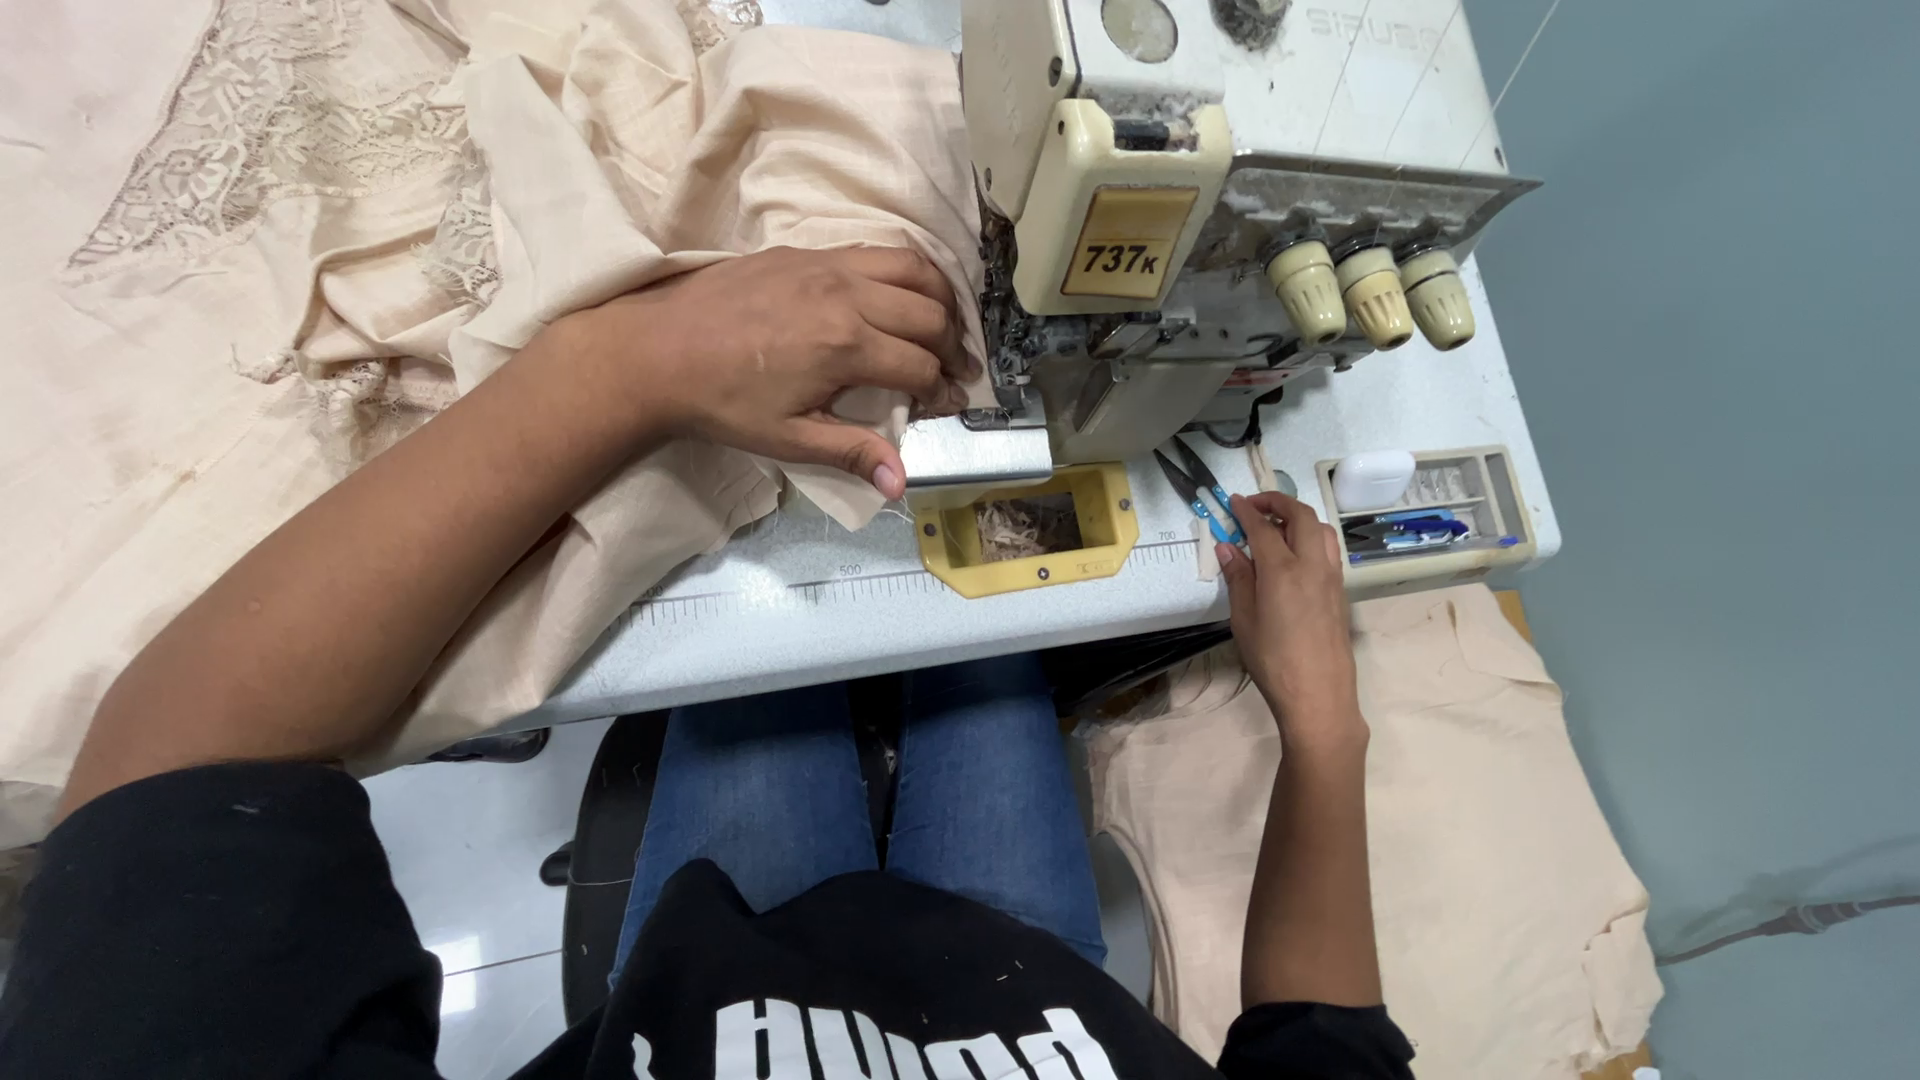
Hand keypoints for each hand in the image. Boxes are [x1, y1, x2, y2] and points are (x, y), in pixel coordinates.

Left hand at [570, 247, 975, 498]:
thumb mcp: (789, 438)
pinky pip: (878, 249)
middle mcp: (846, 296)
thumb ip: (852, 452)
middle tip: (956, 371)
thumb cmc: (723, 402)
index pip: (920, 367)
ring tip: (946, 325)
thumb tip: (901, 484)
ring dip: (942, 299)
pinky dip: (907, 270)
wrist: (657, 350)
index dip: (942, 391)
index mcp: (844, 347)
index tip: (948, 405)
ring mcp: (827, 266)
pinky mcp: (808, 251)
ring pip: (914, 268)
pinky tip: (905, 292)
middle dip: (954, 347)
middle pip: (930, 315)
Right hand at [1217, 492, 1365, 745]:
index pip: (1264, 527)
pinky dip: (1311, 536)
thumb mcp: (1244, 619)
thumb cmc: (1272, 660)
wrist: (1318, 694)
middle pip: (1301, 516)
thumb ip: (1238, 578)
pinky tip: (1295, 553)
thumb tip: (1228, 547)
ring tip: (1276, 525)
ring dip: (1298, 517)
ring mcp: (1331, 577)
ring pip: (1321, 529)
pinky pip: (1328, 548)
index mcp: (1282, 571)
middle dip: (1277, 502)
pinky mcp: (1340, 591)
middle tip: (1254, 505)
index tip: (1234, 501)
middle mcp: (1312, 566)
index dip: (1247, 510)